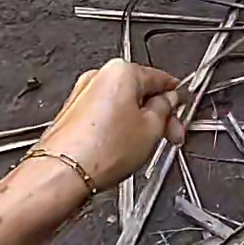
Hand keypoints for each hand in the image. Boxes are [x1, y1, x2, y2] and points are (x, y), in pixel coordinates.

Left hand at [36, 60, 186, 192]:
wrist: (61, 174)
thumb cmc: (99, 150)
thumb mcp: (152, 128)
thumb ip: (166, 109)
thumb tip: (168, 101)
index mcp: (122, 70)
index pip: (161, 78)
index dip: (177, 99)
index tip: (182, 111)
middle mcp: (99, 76)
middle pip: (140, 91)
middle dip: (158, 114)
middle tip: (169, 134)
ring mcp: (83, 93)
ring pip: (122, 104)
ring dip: (138, 122)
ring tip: (145, 146)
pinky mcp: (73, 113)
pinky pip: (105, 114)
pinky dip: (118, 127)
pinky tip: (123, 148)